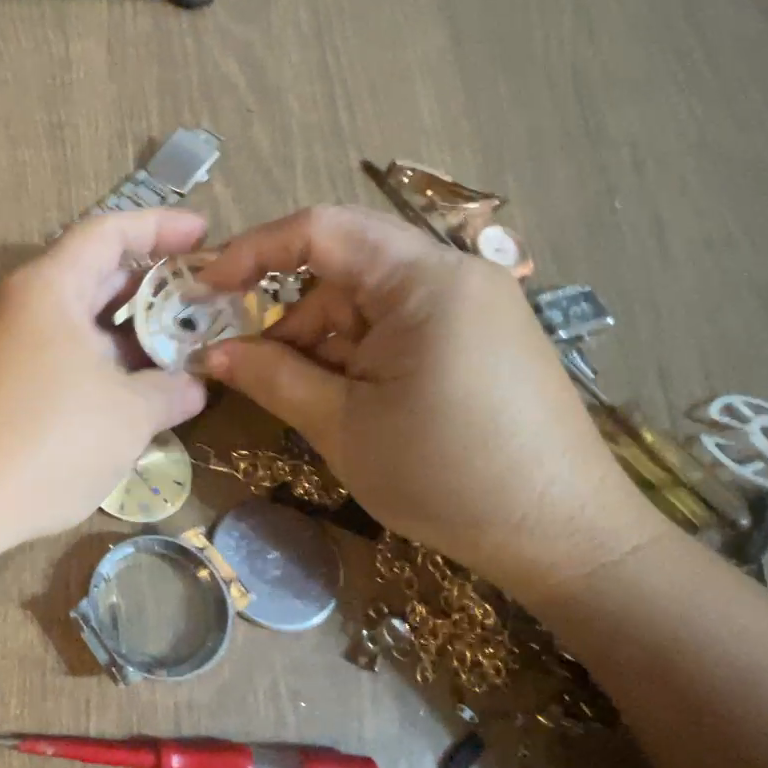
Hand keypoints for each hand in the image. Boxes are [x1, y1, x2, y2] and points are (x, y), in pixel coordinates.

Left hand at [0, 209, 209, 554]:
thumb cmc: (45, 443)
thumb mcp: (126, 416)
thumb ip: (168, 391)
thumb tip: (192, 386)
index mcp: (47, 289)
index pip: (107, 233)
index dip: (160, 227)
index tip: (205, 235)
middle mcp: (16, 305)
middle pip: (90, 276)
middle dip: (148, 288)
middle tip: (200, 306)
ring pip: (72, 322)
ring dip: (123, 334)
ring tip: (175, 354)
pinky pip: (52, 355)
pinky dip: (93, 363)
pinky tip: (126, 394)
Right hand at [200, 206, 670, 598]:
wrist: (565, 536)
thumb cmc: (446, 475)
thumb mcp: (341, 425)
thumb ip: (270, 376)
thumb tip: (210, 353)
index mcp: (424, 282)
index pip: (320, 230)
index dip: (251, 251)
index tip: (202, 289)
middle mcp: (453, 276)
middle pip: (341, 264)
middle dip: (284, 309)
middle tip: (238, 355)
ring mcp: (470, 306)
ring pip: (364, 298)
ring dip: (317, 337)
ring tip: (293, 393)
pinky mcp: (476, 337)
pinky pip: (394, 323)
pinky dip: (353, 350)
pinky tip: (338, 396)